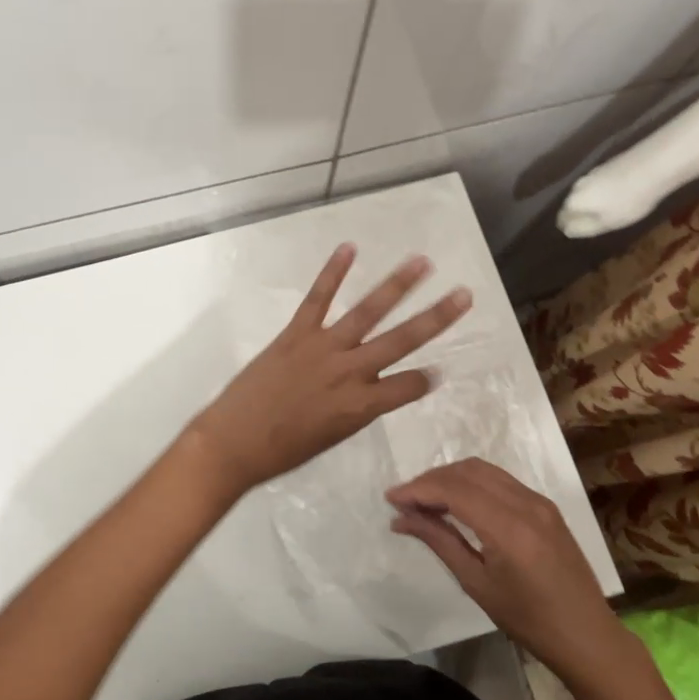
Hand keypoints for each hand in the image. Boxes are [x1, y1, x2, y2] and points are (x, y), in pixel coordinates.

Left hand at [182, 245, 472, 494]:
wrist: (234, 442)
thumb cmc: (282, 450)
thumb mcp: (331, 437)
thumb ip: (355, 409)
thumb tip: (371, 388)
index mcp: (362, 406)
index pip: (409, 386)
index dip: (426, 379)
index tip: (439, 370)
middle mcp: (350, 372)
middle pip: (402, 340)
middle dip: (437, 317)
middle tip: (464, 294)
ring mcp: (323, 348)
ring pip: (368, 311)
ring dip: (397, 284)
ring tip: (422, 262)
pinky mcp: (296, 333)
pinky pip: (319, 298)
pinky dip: (333, 272)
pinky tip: (349, 248)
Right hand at [387, 458, 621, 670]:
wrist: (585, 635)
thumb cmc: (527, 619)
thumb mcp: (476, 583)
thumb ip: (439, 542)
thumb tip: (401, 519)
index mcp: (508, 528)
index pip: (454, 490)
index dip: (418, 489)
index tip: (390, 498)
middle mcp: (526, 504)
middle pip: (467, 472)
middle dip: (431, 480)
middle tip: (404, 500)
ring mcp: (539, 501)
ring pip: (484, 470)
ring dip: (451, 477)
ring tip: (426, 499)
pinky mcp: (546, 506)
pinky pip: (501, 480)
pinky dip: (473, 482)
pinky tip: (457, 502)